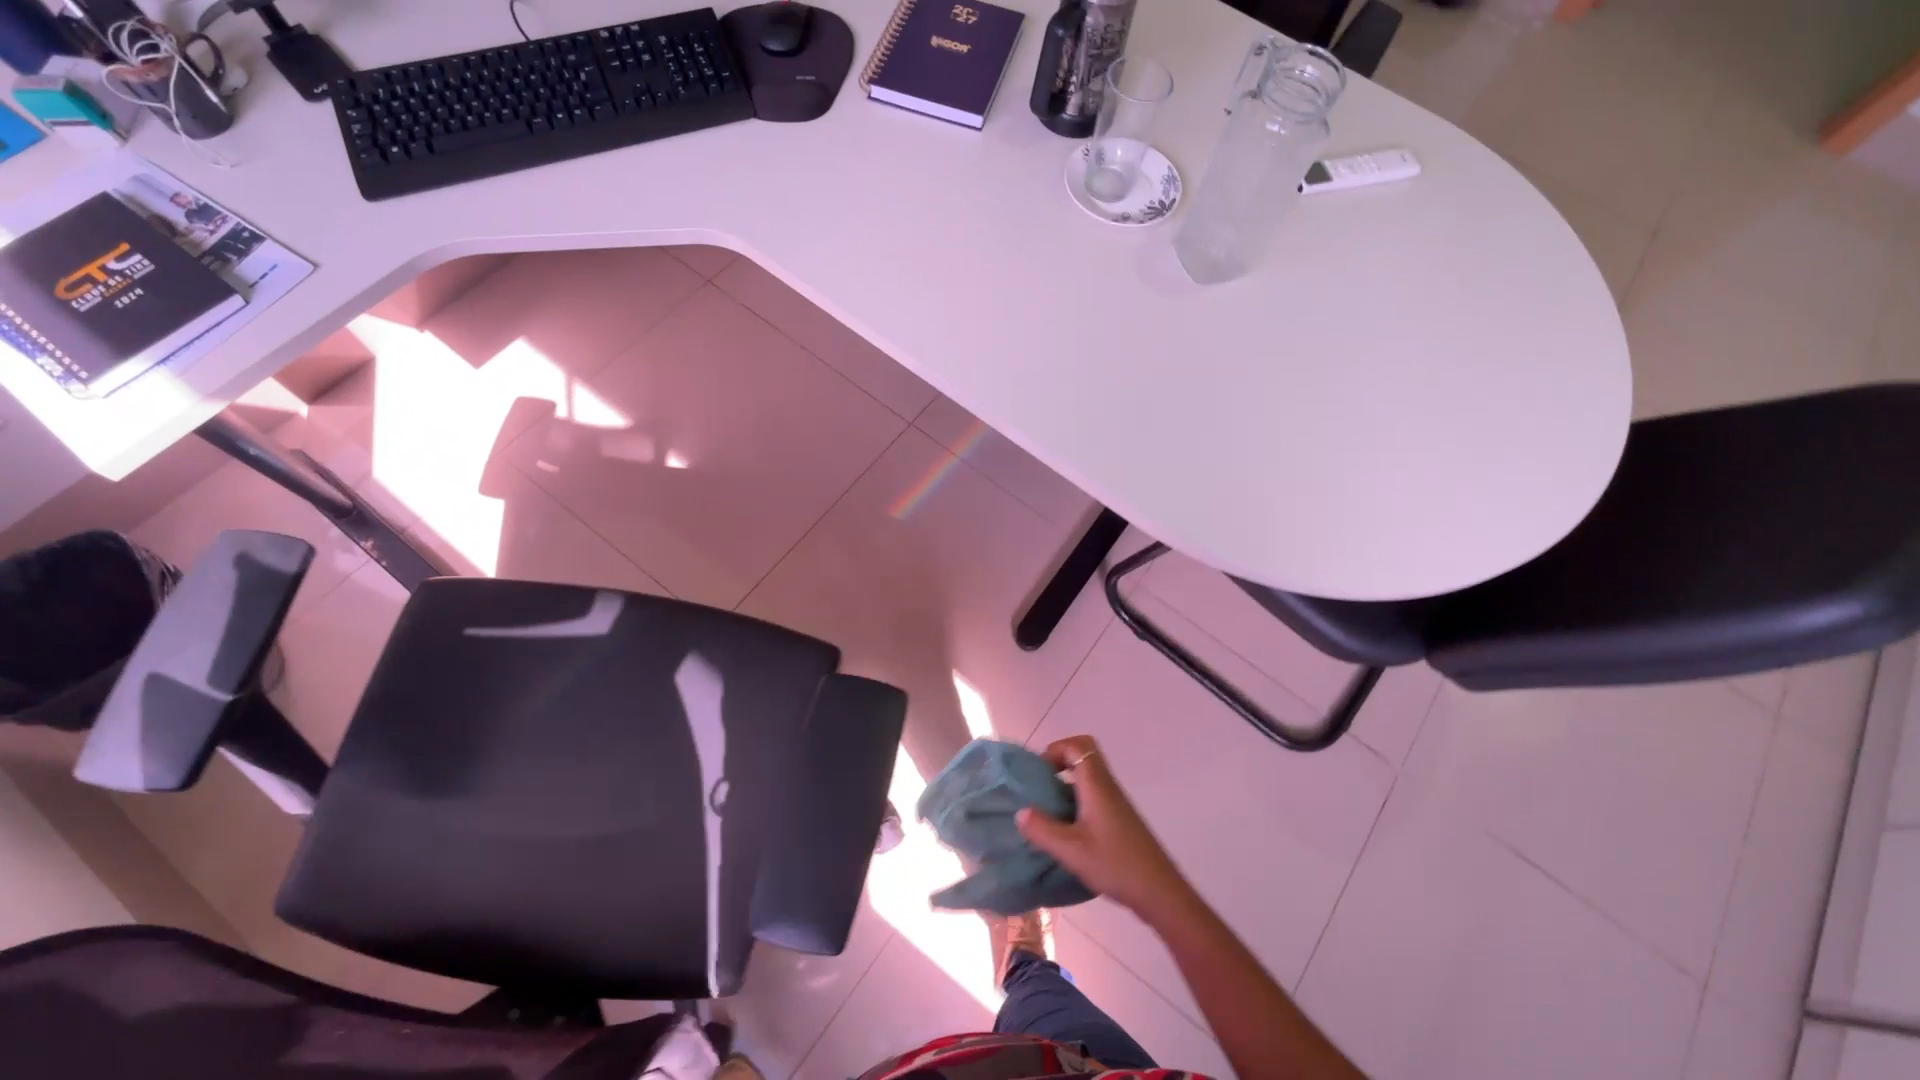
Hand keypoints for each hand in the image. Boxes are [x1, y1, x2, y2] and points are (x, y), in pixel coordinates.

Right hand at [1017, 735, 1195, 921]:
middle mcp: (1108, 788)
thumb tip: (1021, 811)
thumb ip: (1042, 830)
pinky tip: (1066, 829)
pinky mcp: (1120, 819)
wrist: (1159, 891)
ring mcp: (1116, 804)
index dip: (1055, 749)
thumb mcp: (1071, 851)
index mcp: (1097, 787)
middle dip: (1058, 763)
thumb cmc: (1115, 865)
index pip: (1078, 745)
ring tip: (1046, 810)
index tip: (1037, 774)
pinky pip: (1094, 796)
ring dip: (1065, 784)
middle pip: (1084, 755)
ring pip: (1089, 777)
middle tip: (1039, 787)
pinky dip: (1075, 801)